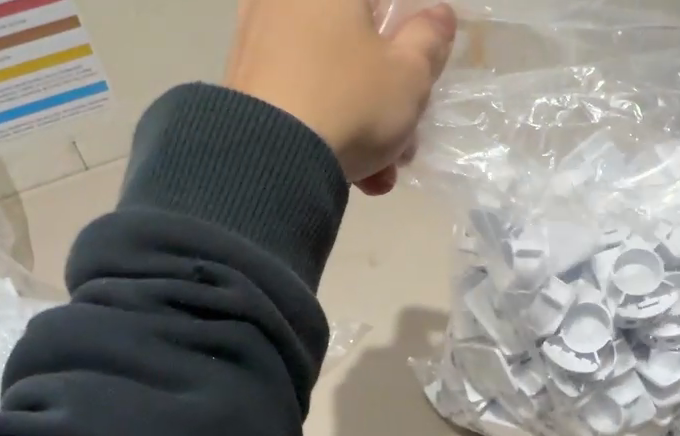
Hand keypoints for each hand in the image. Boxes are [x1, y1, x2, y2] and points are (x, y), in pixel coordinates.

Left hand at [226, 0, 456, 195]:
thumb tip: (437, 17)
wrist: (268, 158)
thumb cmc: (351, 101)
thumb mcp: (409, 75)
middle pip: (353, 42)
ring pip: (328, 76)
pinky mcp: (242, 81)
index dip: (405, 40)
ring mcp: (258, 36)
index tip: (416, 74)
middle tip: (402, 139)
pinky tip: (347, 174)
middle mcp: (287, 1)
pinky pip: (299, 97)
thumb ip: (428, 41)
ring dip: (360, 126)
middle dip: (383, 95)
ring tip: (377, 173)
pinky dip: (326, 130)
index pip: (383, 7)